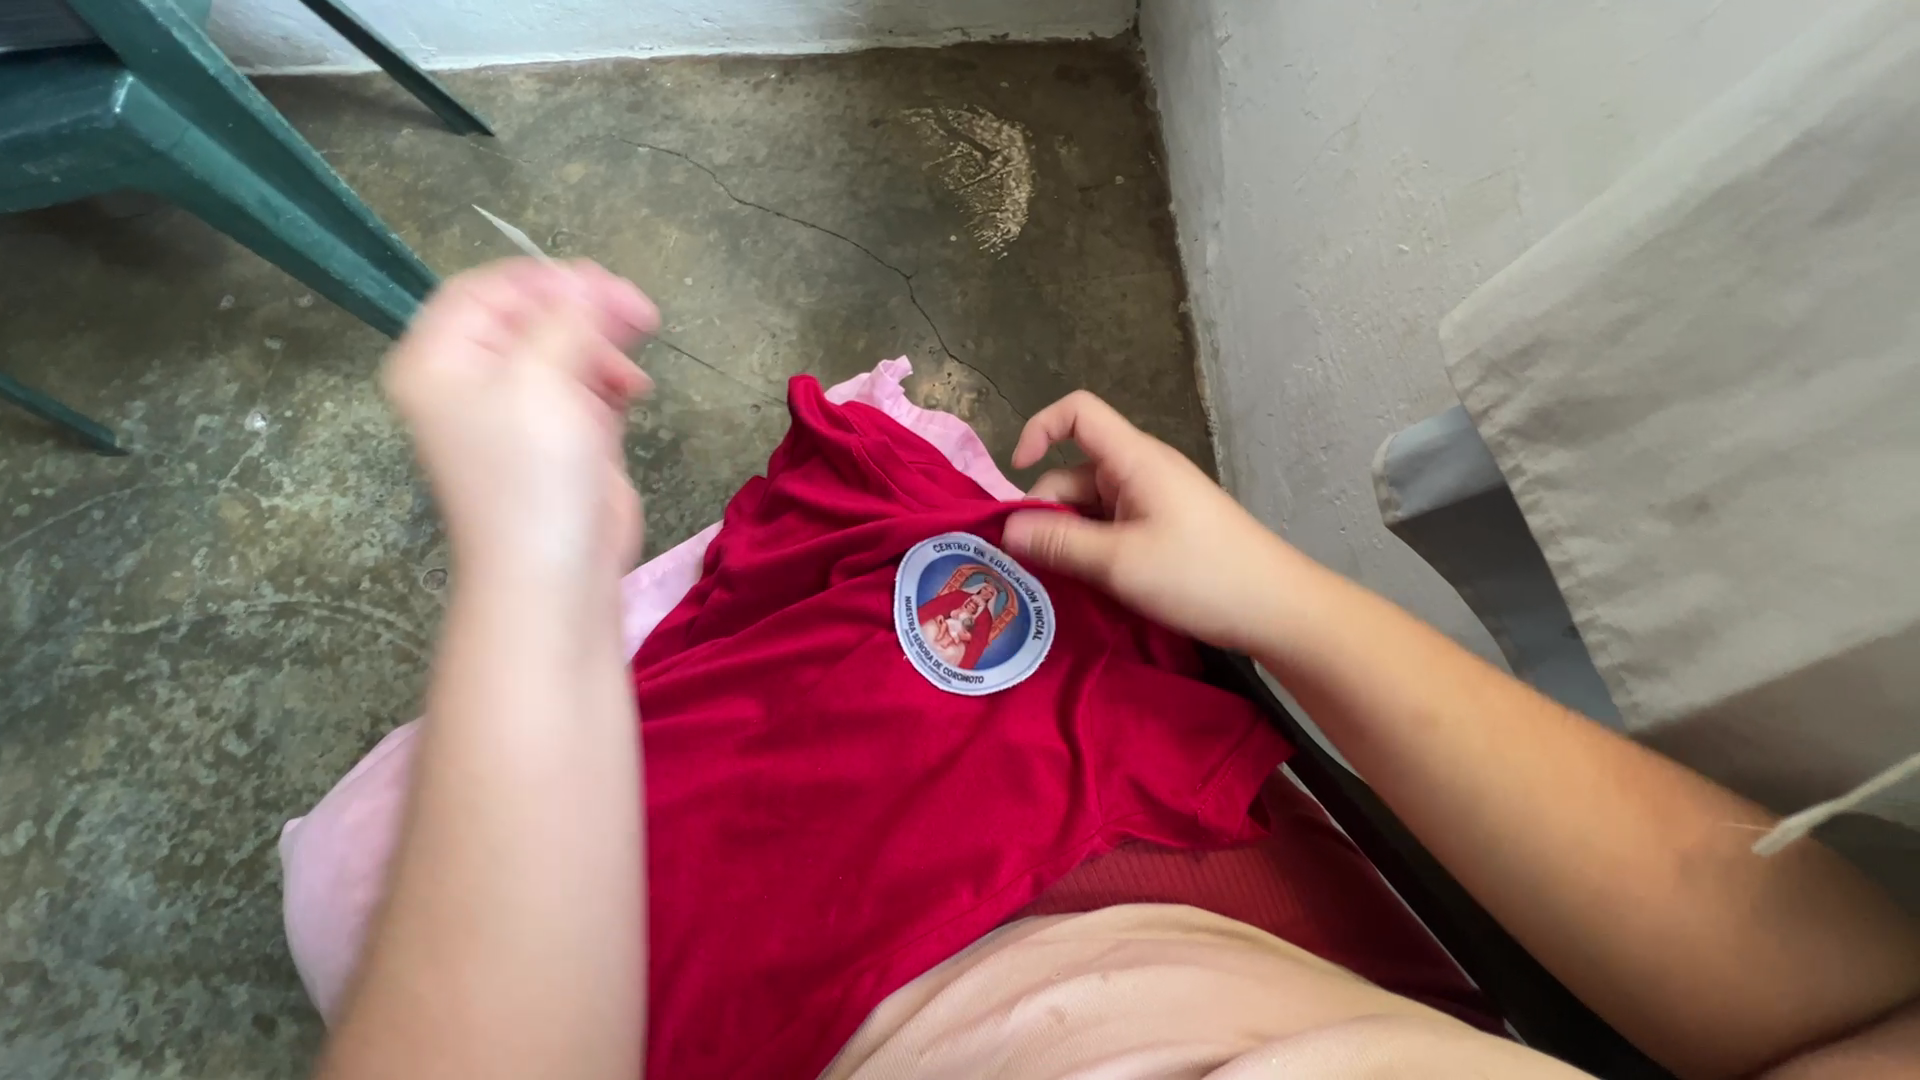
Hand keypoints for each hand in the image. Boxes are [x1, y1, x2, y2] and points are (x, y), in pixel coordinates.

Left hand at [383, 258, 659, 581]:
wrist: (558, 569)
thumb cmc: (533, 473)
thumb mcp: (540, 380)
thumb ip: (566, 320)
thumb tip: (592, 284)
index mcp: (442, 361)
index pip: (485, 292)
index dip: (543, 280)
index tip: (603, 285)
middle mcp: (477, 381)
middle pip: (531, 318)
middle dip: (585, 312)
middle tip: (640, 312)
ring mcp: (525, 412)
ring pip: (567, 351)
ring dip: (606, 347)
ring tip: (638, 369)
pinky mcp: (567, 437)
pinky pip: (588, 387)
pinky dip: (614, 380)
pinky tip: (636, 390)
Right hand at [1001, 391, 1313, 651]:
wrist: (1277, 609)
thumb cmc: (1201, 576)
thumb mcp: (1119, 562)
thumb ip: (1059, 543)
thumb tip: (1005, 529)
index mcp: (1134, 460)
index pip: (1078, 412)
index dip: (1040, 429)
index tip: (1016, 472)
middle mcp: (1140, 472)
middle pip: (1073, 472)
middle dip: (1045, 510)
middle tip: (1028, 561)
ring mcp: (1152, 502)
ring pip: (1089, 507)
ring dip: (1067, 537)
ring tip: (1056, 580)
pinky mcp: (1160, 530)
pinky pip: (1109, 528)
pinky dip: (1090, 549)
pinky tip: (1084, 583)